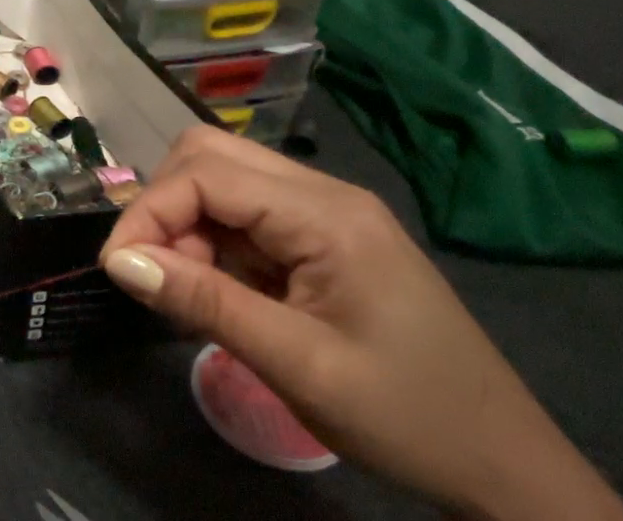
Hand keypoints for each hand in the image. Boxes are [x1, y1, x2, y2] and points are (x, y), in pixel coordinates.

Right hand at [101, 126, 622, 520]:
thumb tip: (117, 261)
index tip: (118, 269)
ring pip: (222, 181)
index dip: (149, 211)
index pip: (205, 173)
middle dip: (163, 205)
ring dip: (184, 224)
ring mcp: (326, 215)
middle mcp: (324, 195)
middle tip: (154, 272)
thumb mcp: (296, 363)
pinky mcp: (322, 239)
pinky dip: (210, 242)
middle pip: (210, 156)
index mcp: (327, 214)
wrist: (506, 466)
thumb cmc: (406, 415)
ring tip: (187, 290)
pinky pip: (244, 215)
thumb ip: (204, 302)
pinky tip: (217, 290)